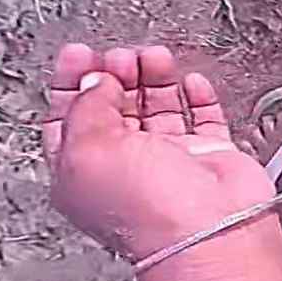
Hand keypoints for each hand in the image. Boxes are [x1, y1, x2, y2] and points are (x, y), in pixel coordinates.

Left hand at [44, 44, 278, 267]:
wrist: (209, 226)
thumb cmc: (148, 207)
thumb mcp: (89, 150)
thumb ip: (88, 108)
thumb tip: (95, 82)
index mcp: (84, 170)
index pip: (71, 117)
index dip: (73, 82)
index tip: (79, 54)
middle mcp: (128, 165)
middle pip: (117, 108)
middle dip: (117, 75)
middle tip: (123, 54)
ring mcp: (171, 159)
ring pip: (160, 108)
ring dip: (155, 79)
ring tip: (155, 57)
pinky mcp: (210, 154)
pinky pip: (204, 118)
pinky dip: (198, 97)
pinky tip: (192, 82)